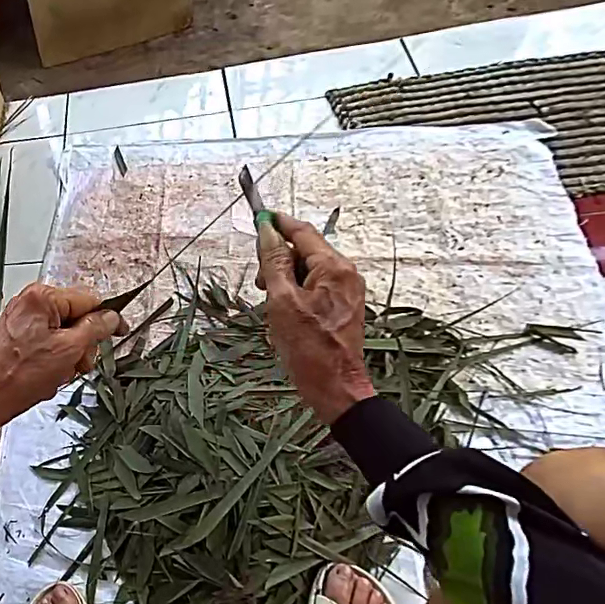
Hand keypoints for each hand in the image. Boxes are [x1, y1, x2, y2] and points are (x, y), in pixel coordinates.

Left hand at [0, 283, 126, 473]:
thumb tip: (110, 317)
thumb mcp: (68, 350)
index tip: (119, 332)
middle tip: (76, 364)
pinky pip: (48, 345)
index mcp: (41, 296)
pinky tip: (45, 377)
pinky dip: (53, 362)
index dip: (106, 319)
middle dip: (82, 345)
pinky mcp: (16, 339)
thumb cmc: (15, 377)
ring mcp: (22, 321)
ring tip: (56, 374)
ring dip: (69, 357)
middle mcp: (29, 303)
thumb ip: (95, 329)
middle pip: (76, 318)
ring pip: (63, 335)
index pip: (89, 300)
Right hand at [256, 213, 374, 423]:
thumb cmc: (309, 348)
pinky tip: (282, 311)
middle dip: (277, 258)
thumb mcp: (282, 301)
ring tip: (270, 302)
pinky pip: (313, 286)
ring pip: (307, 269)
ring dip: (283, 278)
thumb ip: (274, 263)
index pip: (303, 233)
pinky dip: (294, 291)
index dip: (278, 224)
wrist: (335, 386)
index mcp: (334, 268)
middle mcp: (345, 274)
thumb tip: (268, 233)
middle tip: (259, 281)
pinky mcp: (341, 306)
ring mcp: (345, 291)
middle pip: (305, 250)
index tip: (259, 217)